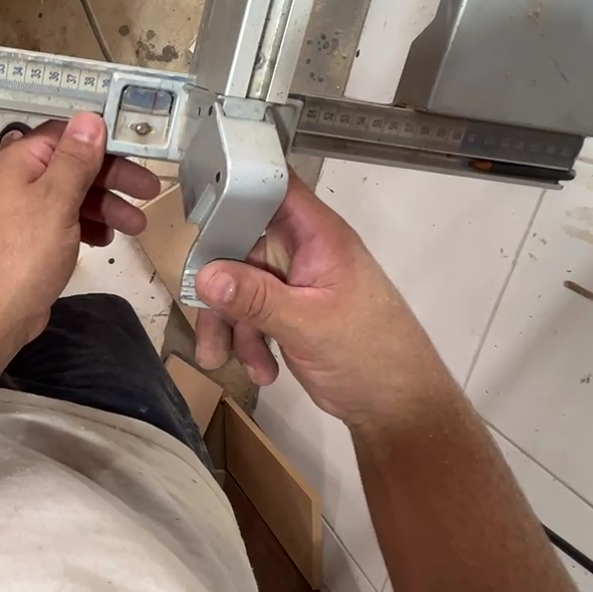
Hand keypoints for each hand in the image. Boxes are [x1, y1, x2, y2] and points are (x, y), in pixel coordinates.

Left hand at [0, 113, 160, 347]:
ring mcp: (26, 211)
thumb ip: (76, 159)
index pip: (67, 135)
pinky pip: (66, 222)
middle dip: (114, 178)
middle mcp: (21, 180)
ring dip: (107, 206)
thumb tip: (90, 118)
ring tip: (137, 225)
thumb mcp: (57, 199)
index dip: (102, 139)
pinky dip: (88, 227)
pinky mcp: (33, 239)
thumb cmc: (26, 253)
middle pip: (75, 166)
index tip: (137, 149)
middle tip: (151, 189)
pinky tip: (106, 239)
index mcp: (21, 161)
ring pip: (75, 197)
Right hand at [193, 172, 459, 430]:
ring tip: (221, 358)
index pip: (275, 187)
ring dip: (228, 324)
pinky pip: (248, 315)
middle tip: (201, 311)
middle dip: (217, 282)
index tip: (195, 202)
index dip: (236, 183)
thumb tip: (205, 276)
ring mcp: (293, 283)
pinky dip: (244, 342)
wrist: (397, 408)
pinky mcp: (286, 312)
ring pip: (238, 286)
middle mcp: (302, 251)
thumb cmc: (370, 355)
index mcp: (318, 236)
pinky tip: (259, 370)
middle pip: (240, 244)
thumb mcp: (308, 325)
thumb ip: (255, 298)